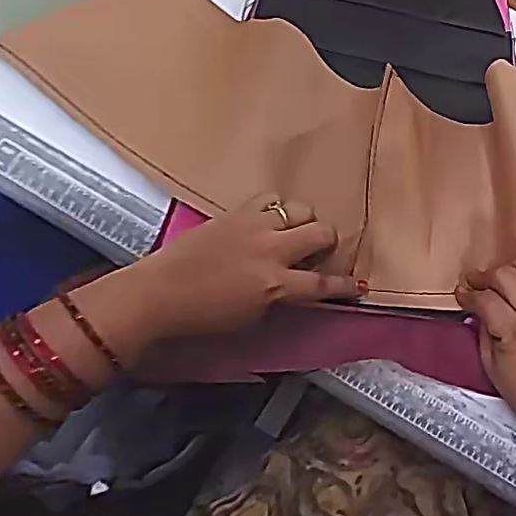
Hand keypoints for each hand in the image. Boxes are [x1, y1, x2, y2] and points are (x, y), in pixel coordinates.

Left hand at [103, 195, 361, 351]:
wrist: (158, 293)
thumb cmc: (203, 317)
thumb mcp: (251, 318)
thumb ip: (279, 298)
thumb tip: (294, 286)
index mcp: (276, 285)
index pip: (322, 284)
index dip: (344, 285)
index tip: (357, 286)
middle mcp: (271, 250)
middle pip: (322, 232)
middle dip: (328, 242)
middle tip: (319, 252)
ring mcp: (254, 226)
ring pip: (301, 208)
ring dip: (304, 221)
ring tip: (294, 231)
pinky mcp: (236, 211)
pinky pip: (270, 198)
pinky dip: (276, 208)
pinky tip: (269, 219)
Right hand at [455, 256, 515, 425]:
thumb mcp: (491, 362)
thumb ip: (483, 328)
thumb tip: (477, 306)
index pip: (485, 298)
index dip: (469, 294)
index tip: (463, 294)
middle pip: (506, 275)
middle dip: (485, 277)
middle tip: (477, 283)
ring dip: (515, 267)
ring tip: (506, 275)